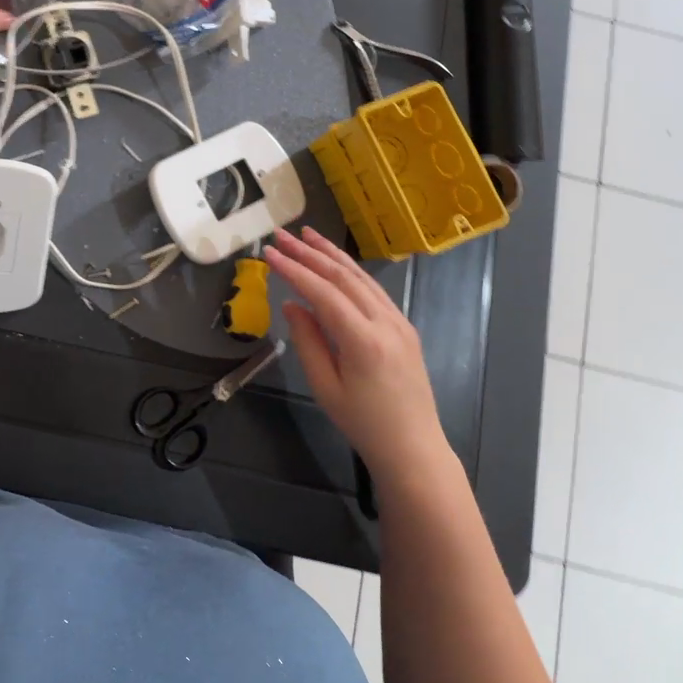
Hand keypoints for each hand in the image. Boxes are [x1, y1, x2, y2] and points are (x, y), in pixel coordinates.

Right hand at [263, 227, 447, 478]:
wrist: (413, 447)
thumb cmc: (362, 423)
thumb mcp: (324, 386)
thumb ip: (307, 341)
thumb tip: (292, 304)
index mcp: (362, 340)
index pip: (322, 292)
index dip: (293, 269)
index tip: (269, 252)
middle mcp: (385, 322)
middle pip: (343, 277)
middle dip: (309, 252)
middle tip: (282, 234)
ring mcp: (399, 322)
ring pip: (361, 278)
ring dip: (332, 254)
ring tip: (307, 235)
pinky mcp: (404, 327)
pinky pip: (374, 290)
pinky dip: (351, 271)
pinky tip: (336, 263)